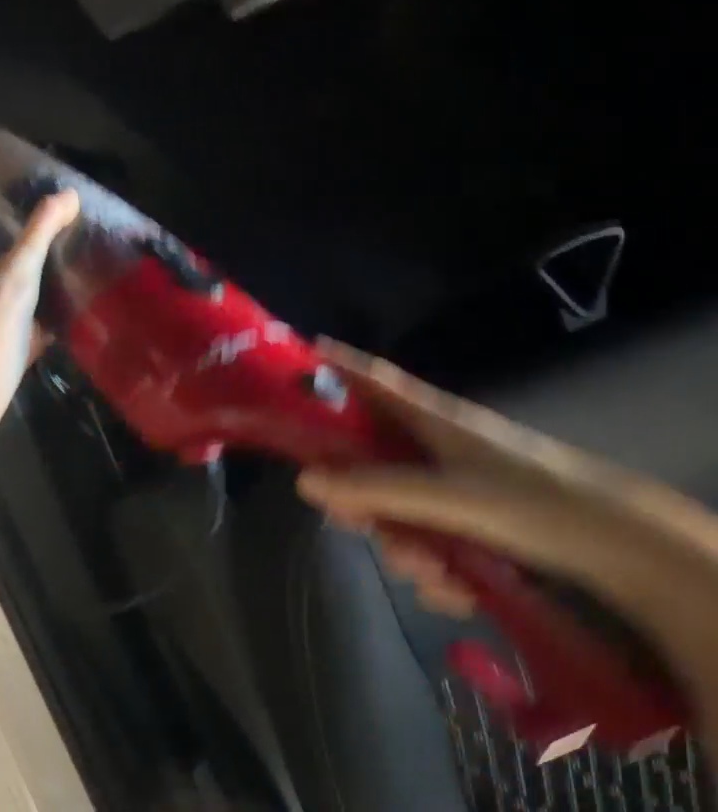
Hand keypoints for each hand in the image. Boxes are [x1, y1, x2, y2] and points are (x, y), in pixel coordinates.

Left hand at [0, 190, 80, 380]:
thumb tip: (69, 192)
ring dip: (62, 285)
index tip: (69, 226)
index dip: (39, 235)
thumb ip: (44, 226)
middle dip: (54, 262)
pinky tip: (91, 305)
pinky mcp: (32, 335)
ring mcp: (16, 314)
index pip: (18, 245)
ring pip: (43, 293)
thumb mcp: (26, 256)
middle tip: (90, 249)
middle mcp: (1, 289)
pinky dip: (69, 312)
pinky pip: (54, 318)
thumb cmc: (7, 299)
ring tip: (96, 272)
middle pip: (31, 270)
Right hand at [297, 340, 717, 715]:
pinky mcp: (485, 527)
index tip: (301, 349)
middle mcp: (443, 449)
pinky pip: (435, 541)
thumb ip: (376, 489)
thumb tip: (303, 481)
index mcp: (436, 420)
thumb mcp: (451, 497)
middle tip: (349, 524)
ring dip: (405, 549)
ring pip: (400, 509)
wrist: (640, 556)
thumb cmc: (542, 505)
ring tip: (430, 575)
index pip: (374, 379)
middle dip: (360, 500)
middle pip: (371, 459)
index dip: (337, 364)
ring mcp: (464, 488)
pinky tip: (456, 592)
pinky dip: (439, 571)